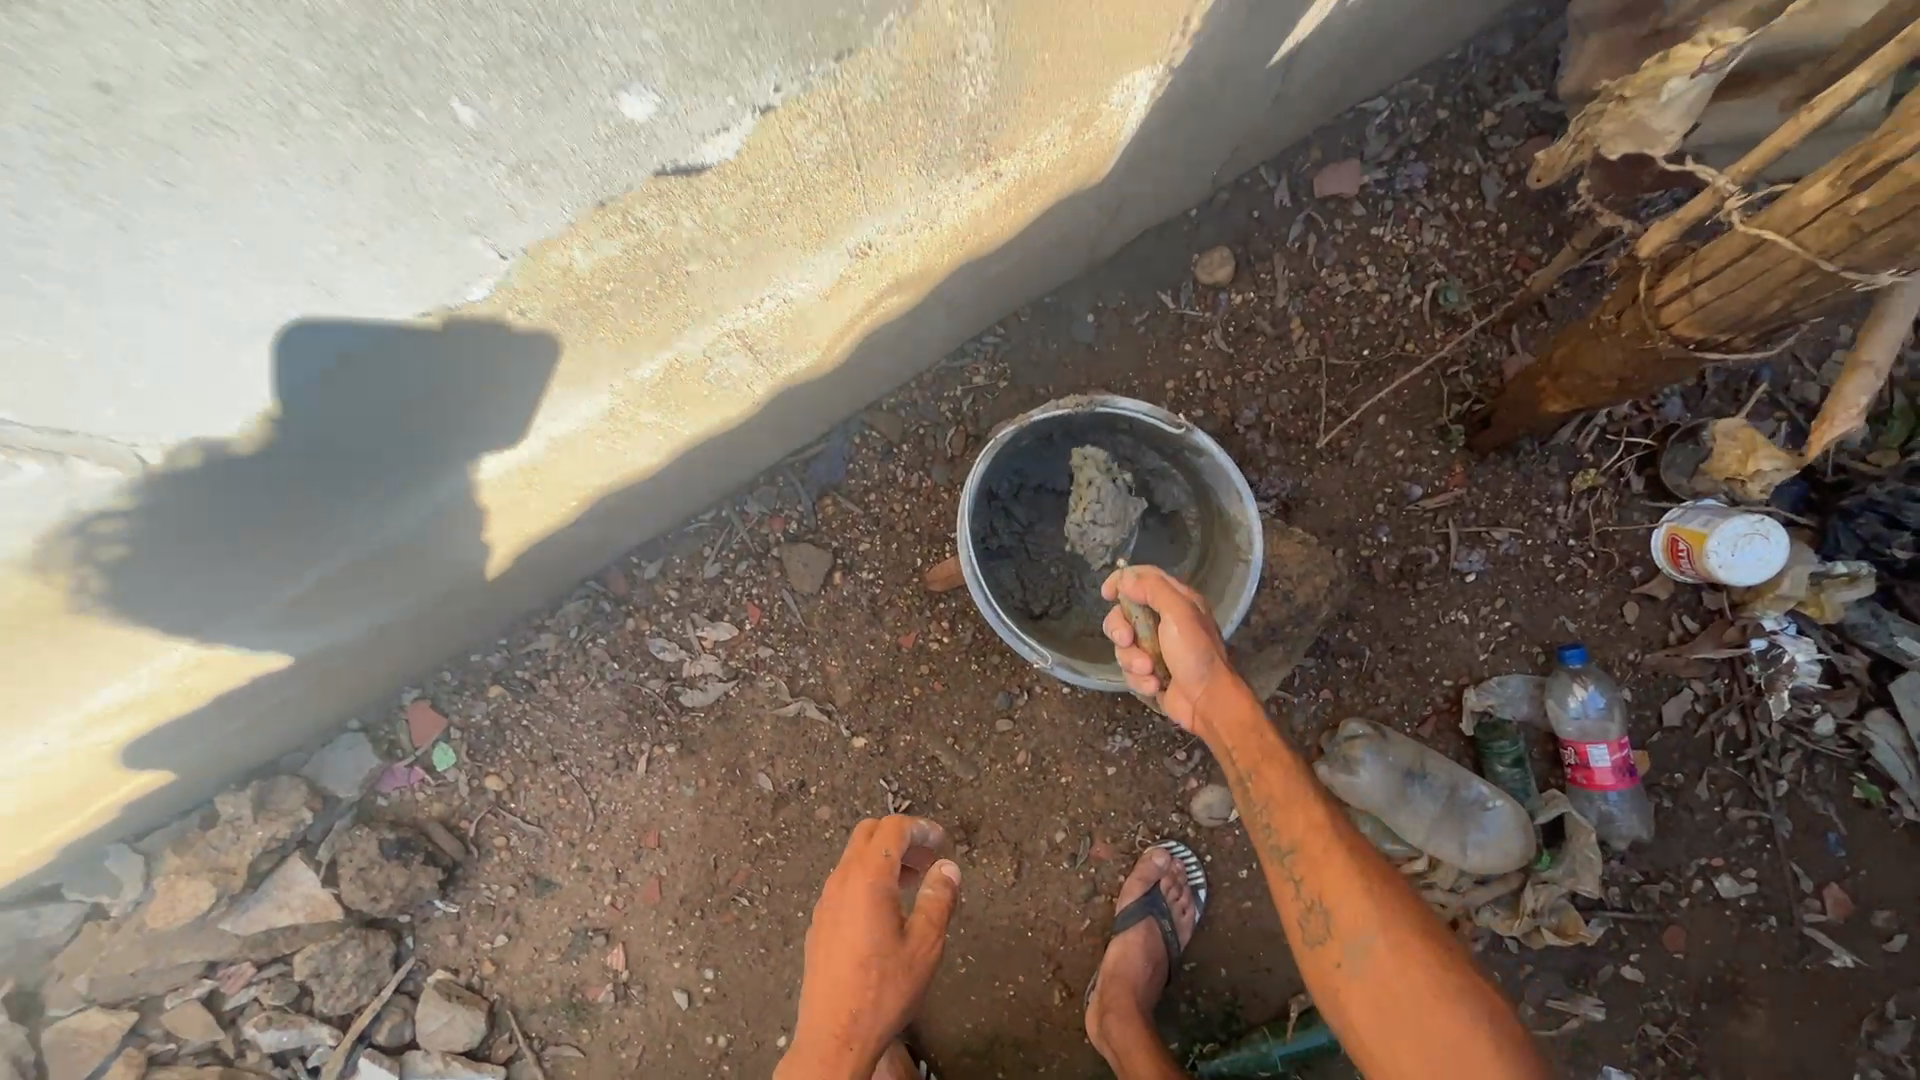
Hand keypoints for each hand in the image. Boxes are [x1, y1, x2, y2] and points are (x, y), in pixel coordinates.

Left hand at [777, 816, 961, 1079]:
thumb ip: (939, 898)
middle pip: (869, 832)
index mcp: (868, 877)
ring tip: (913, 882)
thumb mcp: (925, 944)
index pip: (893, 828)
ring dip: (884, 857)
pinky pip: (845, 881)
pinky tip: (887, 908)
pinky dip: (868, 877)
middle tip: (928, 858)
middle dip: (901, 836)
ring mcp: (826, 900)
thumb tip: (948, 868)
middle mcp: (842, 880)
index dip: (921, 828)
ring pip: (854, 857)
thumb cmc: (882, 990)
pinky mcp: (820, 920)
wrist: (835, 1035)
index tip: (941, 840)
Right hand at [1102, 565, 1236, 734]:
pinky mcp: (1149, 672)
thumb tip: (1125, 580)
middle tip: (1127, 640)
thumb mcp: (1179, 613)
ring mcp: (1155, 648)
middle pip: (1123, 614)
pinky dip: (1139, 679)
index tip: (1106, 594)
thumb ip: (1153, 590)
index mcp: (1176, 601)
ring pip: (1123, 646)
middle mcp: (1164, 621)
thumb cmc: (1197, 654)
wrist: (1207, 702)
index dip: (1122, 581)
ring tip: (1149, 670)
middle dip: (1119, 629)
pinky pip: (1129, 670)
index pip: (1143, 578)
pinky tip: (1155, 685)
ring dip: (1132, 660)